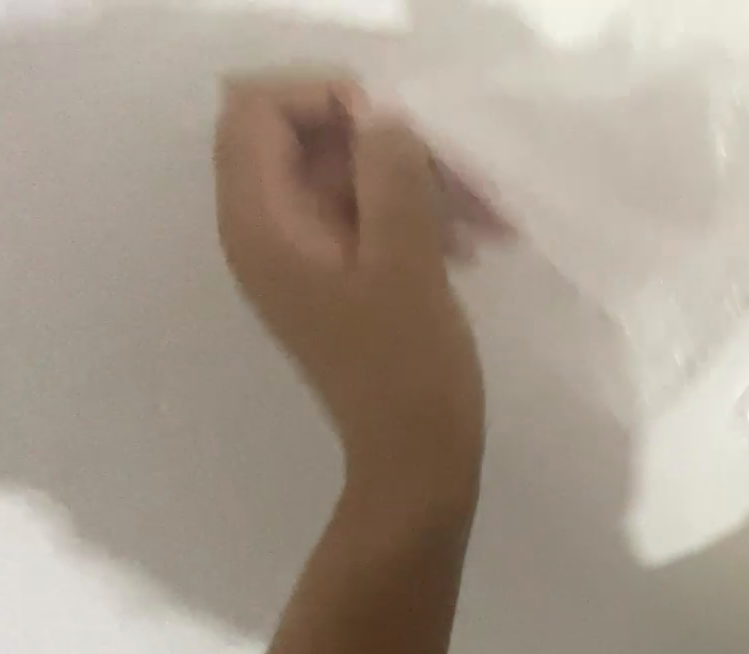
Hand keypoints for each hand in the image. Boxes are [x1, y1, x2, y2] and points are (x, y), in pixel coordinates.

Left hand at [214, 76, 483, 492]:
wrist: (419, 458)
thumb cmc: (411, 372)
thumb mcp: (408, 268)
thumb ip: (392, 181)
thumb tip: (386, 115)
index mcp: (263, 224)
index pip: (260, 111)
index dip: (330, 100)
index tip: (409, 131)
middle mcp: (269, 233)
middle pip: (312, 146)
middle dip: (393, 150)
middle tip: (469, 182)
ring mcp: (308, 262)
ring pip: (353, 186)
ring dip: (418, 188)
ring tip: (488, 220)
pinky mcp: (344, 285)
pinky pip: (372, 225)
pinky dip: (419, 222)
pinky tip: (470, 246)